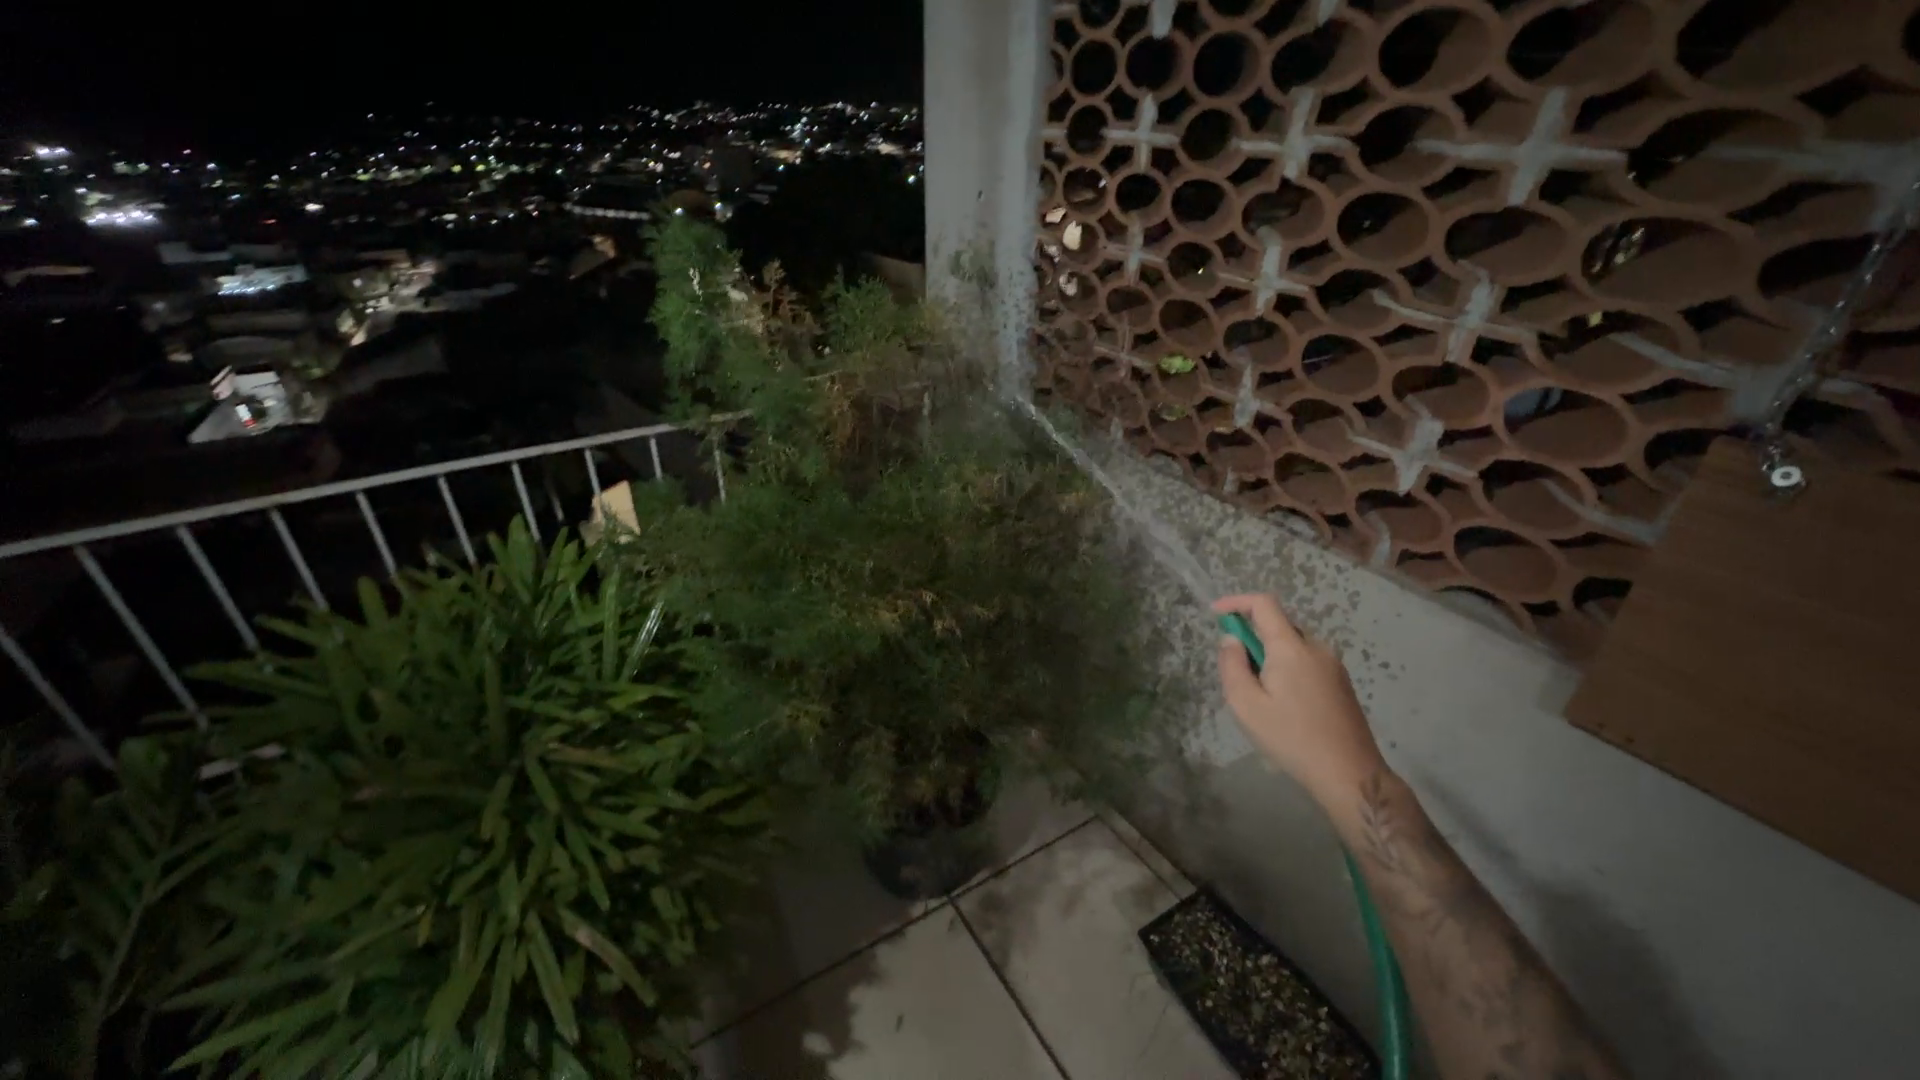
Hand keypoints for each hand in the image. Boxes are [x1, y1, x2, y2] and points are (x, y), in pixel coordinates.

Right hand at [1213, 593, 1386, 806]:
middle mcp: (1316, 647)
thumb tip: (1231, 639)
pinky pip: (1307, 662)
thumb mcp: (1246, 705)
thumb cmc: (1291, 738)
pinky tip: (1286, 707)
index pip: (1264, 604)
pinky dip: (1288, 670)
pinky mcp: (1341, 682)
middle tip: (1238, 676)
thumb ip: (1232, 665)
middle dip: (1253, 639)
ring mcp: (1333, 665)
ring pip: (1293, 646)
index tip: (1215, 614)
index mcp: (1291, 647)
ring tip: (1262, 700)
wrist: (1349, 772)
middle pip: (1278, 626)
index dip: (1236, 602)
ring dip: (1270, 658)